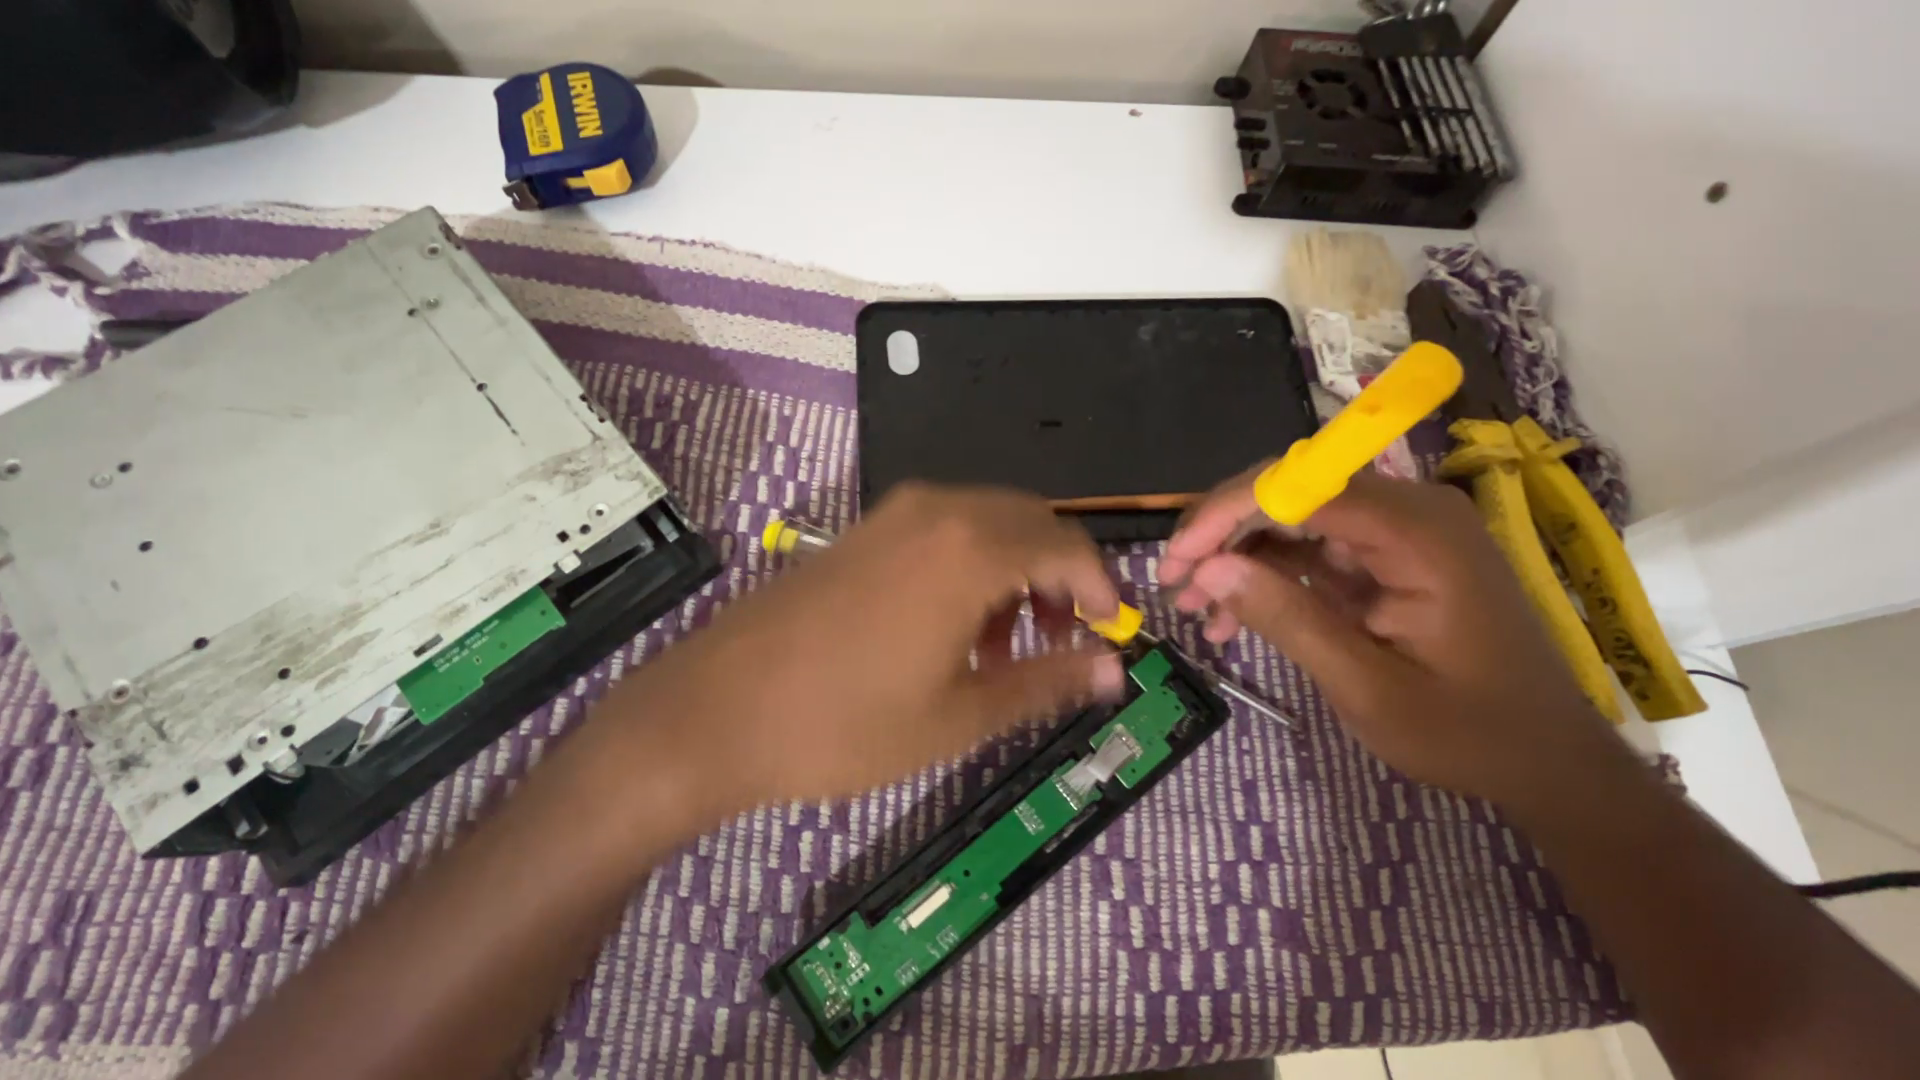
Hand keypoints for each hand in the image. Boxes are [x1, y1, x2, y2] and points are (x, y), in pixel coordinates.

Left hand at [608, 483, 1127, 823]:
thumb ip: (1047, 683)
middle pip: (1030, 524)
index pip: (1067, 547)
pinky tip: (950, 630)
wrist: (713, 713)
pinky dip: (969, 569)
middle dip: (1060, 579)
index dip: (1101, 590)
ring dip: (1014, 574)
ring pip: (984, 525)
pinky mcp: (859, 534)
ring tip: (1003, 650)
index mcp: (971, 548)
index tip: (1111, 636)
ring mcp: (890, 516)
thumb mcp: (959, 716)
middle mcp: (936, 510)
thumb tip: (1114, 669)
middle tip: (1062, 644)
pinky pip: (939, 532)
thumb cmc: (845, 725)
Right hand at [1157, 466, 1617, 808]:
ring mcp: (1400, 532)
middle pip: (1293, 490)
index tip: (1176, 560)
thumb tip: (1210, 569)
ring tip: (1196, 609)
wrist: (1546, 761)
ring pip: (1294, 518)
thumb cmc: (1468, 733)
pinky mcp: (1390, 556)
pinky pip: (1314, 548)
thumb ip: (1289, 620)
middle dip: (1224, 532)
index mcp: (1418, 533)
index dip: (1226, 512)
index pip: (1301, 486)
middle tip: (1173, 583)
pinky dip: (1270, 577)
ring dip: (1239, 557)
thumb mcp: (1368, 688)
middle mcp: (1410, 511)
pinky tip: (1234, 617)